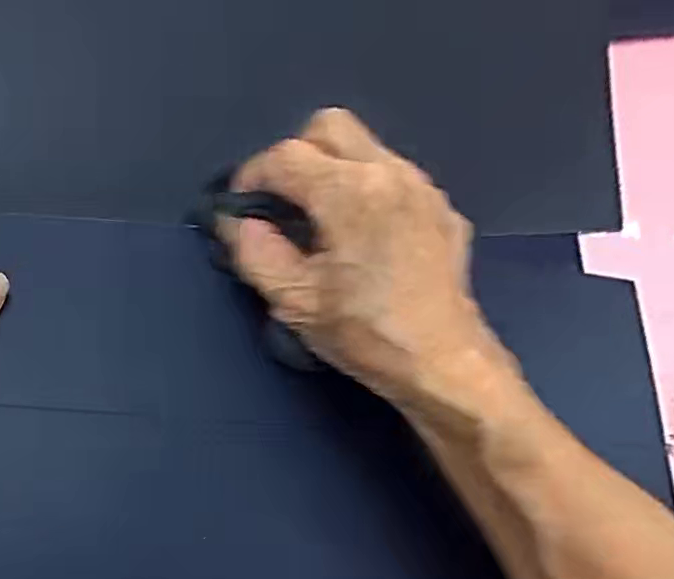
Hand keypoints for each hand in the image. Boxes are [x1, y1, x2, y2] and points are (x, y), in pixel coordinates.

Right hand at [219, 109, 515, 411]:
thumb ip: (256, 253)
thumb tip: (235, 222)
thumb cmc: (359, 331)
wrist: (437, 357)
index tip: (236, 206)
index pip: (286, 156)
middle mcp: (390, 172)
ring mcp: (422, 186)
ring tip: (311, 226)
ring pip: (363, 148)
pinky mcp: (438, 208)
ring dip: (326, 173)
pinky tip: (353, 241)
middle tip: (274, 205)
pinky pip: (389, 178)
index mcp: (350, 193)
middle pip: (329, 127)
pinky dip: (359, 192)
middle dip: (291, 157)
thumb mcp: (293, 300)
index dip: (250, 176)